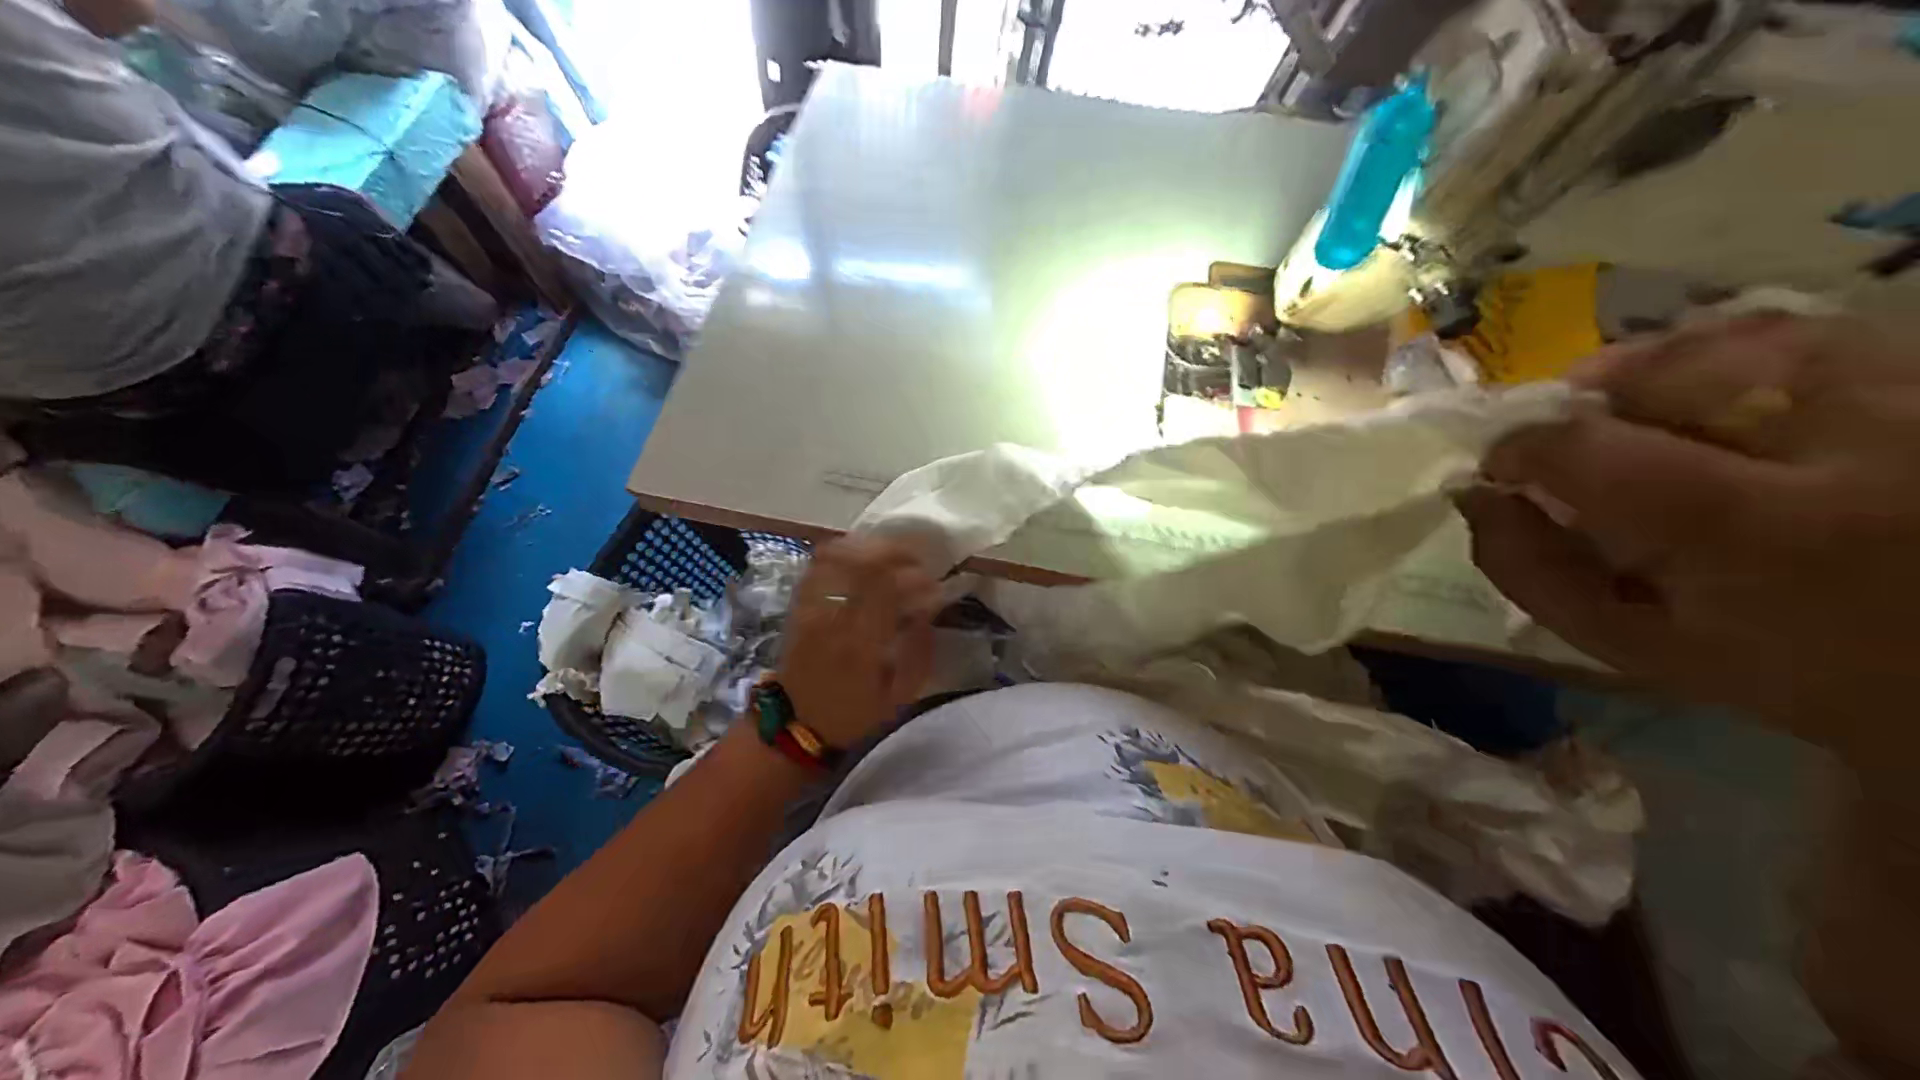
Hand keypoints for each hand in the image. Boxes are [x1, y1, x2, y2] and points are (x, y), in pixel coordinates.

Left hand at [777, 537, 941, 748]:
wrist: (796, 722)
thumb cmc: (852, 713)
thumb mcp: (899, 696)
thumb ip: (919, 651)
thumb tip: (929, 610)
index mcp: (861, 644)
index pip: (889, 588)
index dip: (916, 577)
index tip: (933, 586)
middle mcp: (833, 617)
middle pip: (865, 562)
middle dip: (899, 554)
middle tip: (917, 564)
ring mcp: (812, 605)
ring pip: (840, 554)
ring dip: (871, 548)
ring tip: (892, 558)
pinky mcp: (800, 602)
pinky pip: (819, 562)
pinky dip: (845, 550)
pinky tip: (863, 557)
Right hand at [1458, 315, 1919, 769]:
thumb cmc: (1787, 671)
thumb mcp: (1637, 646)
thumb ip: (1534, 572)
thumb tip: (1477, 497)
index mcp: (1755, 531)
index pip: (1589, 446)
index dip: (1521, 446)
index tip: (1504, 468)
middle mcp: (1848, 442)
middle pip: (1666, 369)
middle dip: (1591, 397)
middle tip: (1573, 438)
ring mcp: (1911, 398)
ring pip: (1739, 334)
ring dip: (1660, 369)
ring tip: (1640, 413)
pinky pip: (1805, 331)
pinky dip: (1733, 350)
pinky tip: (1716, 395)